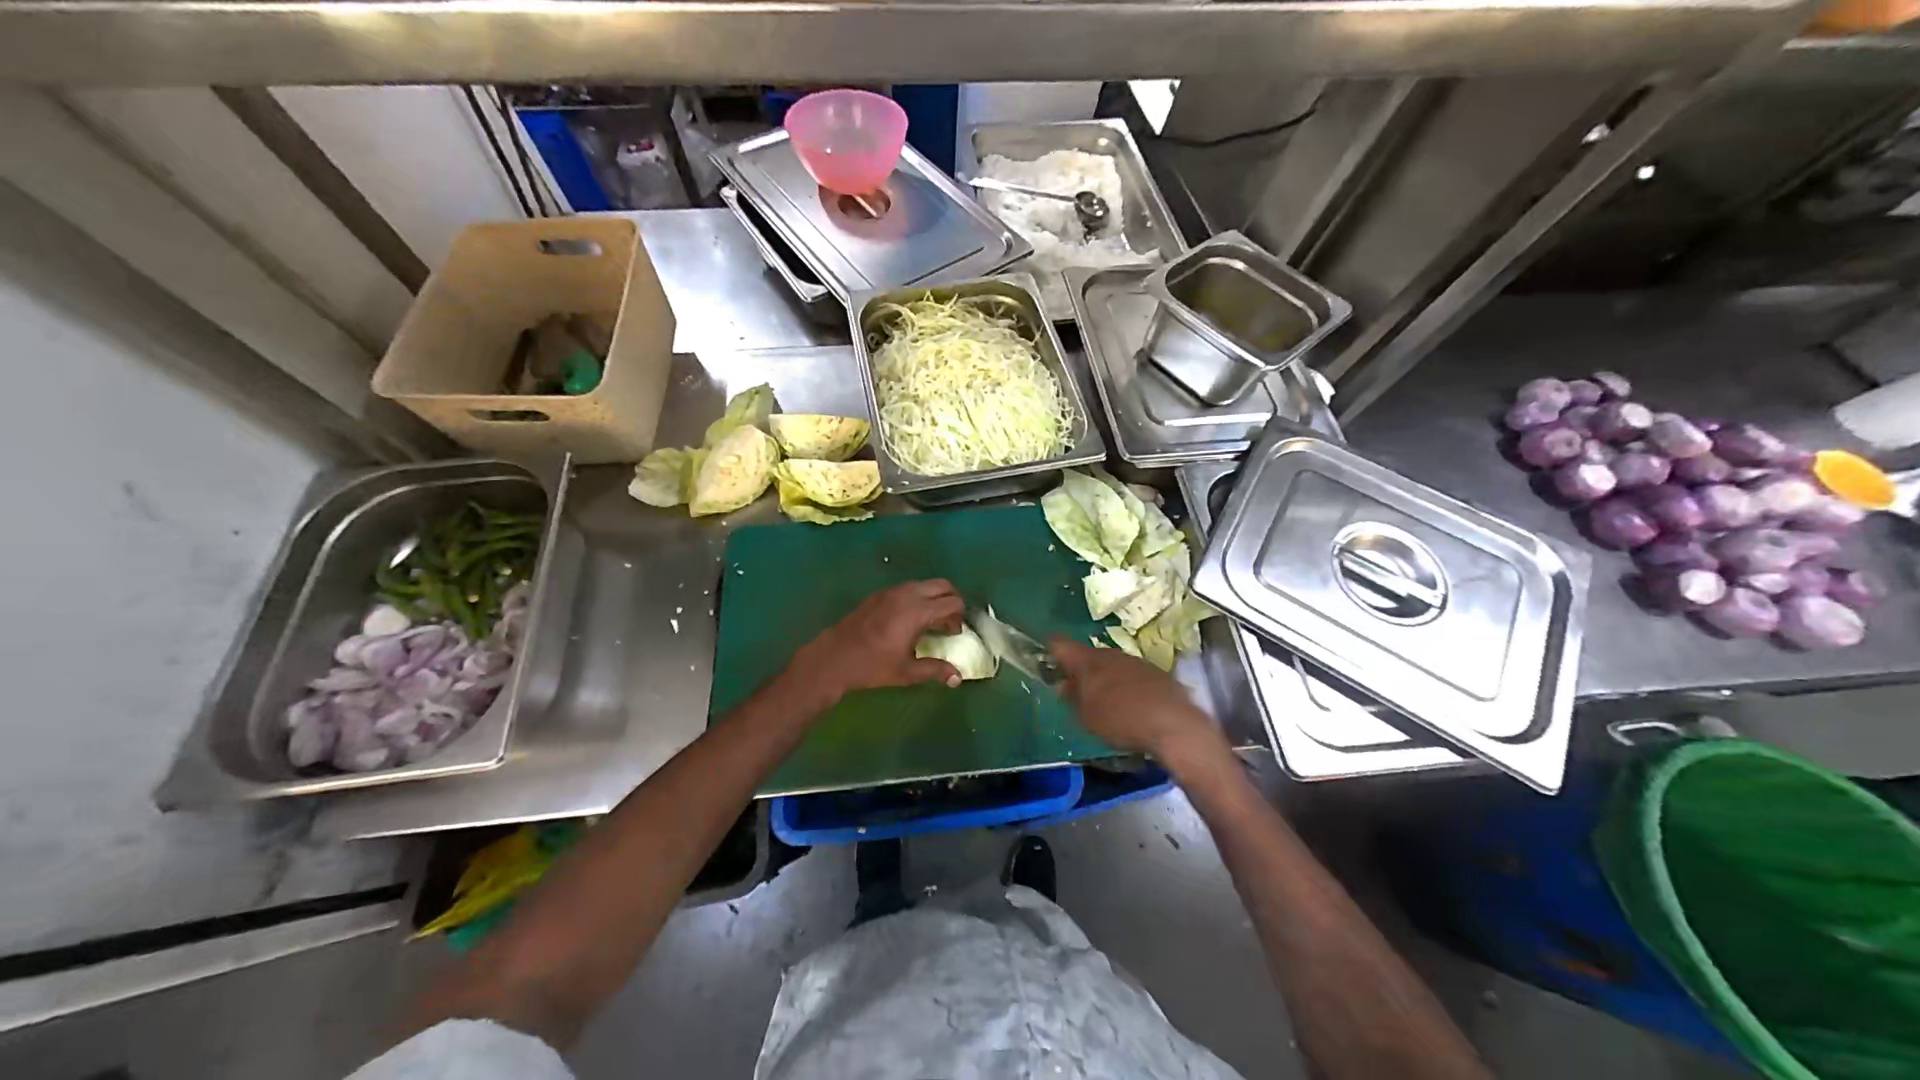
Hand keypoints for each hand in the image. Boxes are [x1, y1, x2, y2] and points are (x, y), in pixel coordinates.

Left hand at [791, 580, 966, 703]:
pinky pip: (908, 588)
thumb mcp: (907, 672)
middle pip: (943, 585)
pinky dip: (918, 597)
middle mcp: (907, 595)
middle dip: (951, 601)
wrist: (834, 658)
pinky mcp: (879, 594)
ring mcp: (891, 592)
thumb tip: (958, 678)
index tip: (954, 634)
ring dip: (934, 598)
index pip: (952, 603)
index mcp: (917, 612)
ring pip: (924, 584)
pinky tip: (909, 620)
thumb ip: (935, 670)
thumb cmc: (872, 666)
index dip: (959, 617)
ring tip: (930, 622)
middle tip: (948, 623)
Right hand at [1051, 639, 1228, 768]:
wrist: (1172, 724)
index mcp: (1088, 661)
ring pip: (1112, 665)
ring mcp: (1136, 661)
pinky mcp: (1157, 673)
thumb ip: (1072, 698)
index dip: (1050, 649)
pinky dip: (1127, 686)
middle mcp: (1111, 654)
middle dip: (1081, 670)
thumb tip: (1063, 685)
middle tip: (1076, 691)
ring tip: (1106, 702)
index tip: (1045, 659)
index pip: (1060, 644)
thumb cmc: (1120, 720)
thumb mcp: (1086, 716)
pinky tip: (1131, 706)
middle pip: (1088, 655)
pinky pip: (1132, 675)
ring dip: (1106, 678)